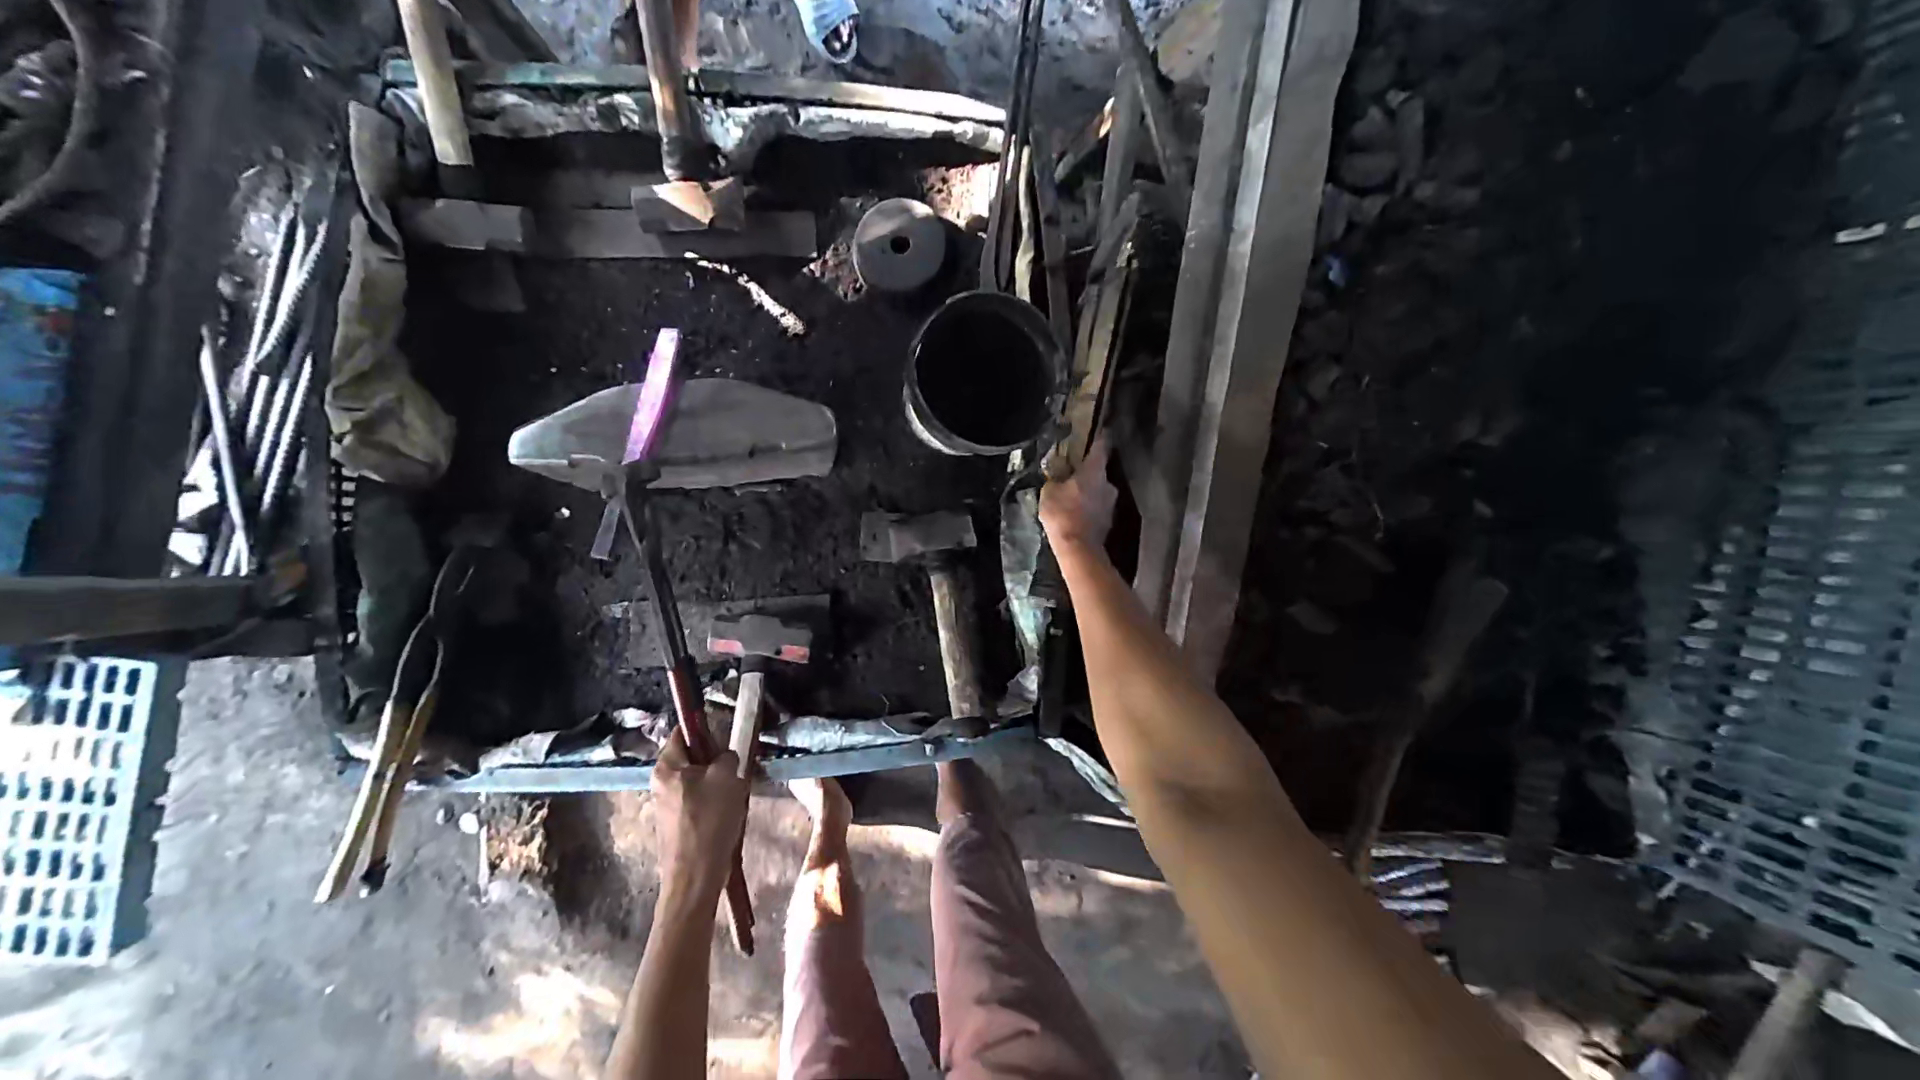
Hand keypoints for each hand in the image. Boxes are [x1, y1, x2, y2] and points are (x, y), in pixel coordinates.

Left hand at [651, 728, 748, 902]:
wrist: (696, 876)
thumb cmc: (709, 820)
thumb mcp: (726, 778)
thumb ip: (727, 756)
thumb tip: (725, 756)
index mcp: (666, 766)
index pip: (683, 732)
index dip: (707, 729)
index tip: (728, 737)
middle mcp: (660, 782)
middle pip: (692, 757)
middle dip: (716, 760)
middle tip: (736, 768)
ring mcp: (666, 805)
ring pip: (698, 780)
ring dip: (718, 783)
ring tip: (735, 793)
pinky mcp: (676, 824)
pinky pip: (698, 801)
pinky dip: (714, 802)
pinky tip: (728, 814)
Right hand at [1040, 437, 1117, 553]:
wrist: (1078, 548)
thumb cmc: (1062, 514)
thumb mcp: (1048, 492)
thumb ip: (1054, 480)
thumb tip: (1056, 477)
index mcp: (1095, 471)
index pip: (1101, 446)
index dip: (1099, 437)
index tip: (1099, 430)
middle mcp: (1109, 484)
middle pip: (1098, 472)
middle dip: (1087, 473)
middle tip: (1072, 476)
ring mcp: (1111, 504)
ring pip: (1099, 491)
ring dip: (1088, 493)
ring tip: (1071, 498)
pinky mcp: (1109, 521)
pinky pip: (1097, 508)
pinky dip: (1089, 509)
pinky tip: (1076, 515)